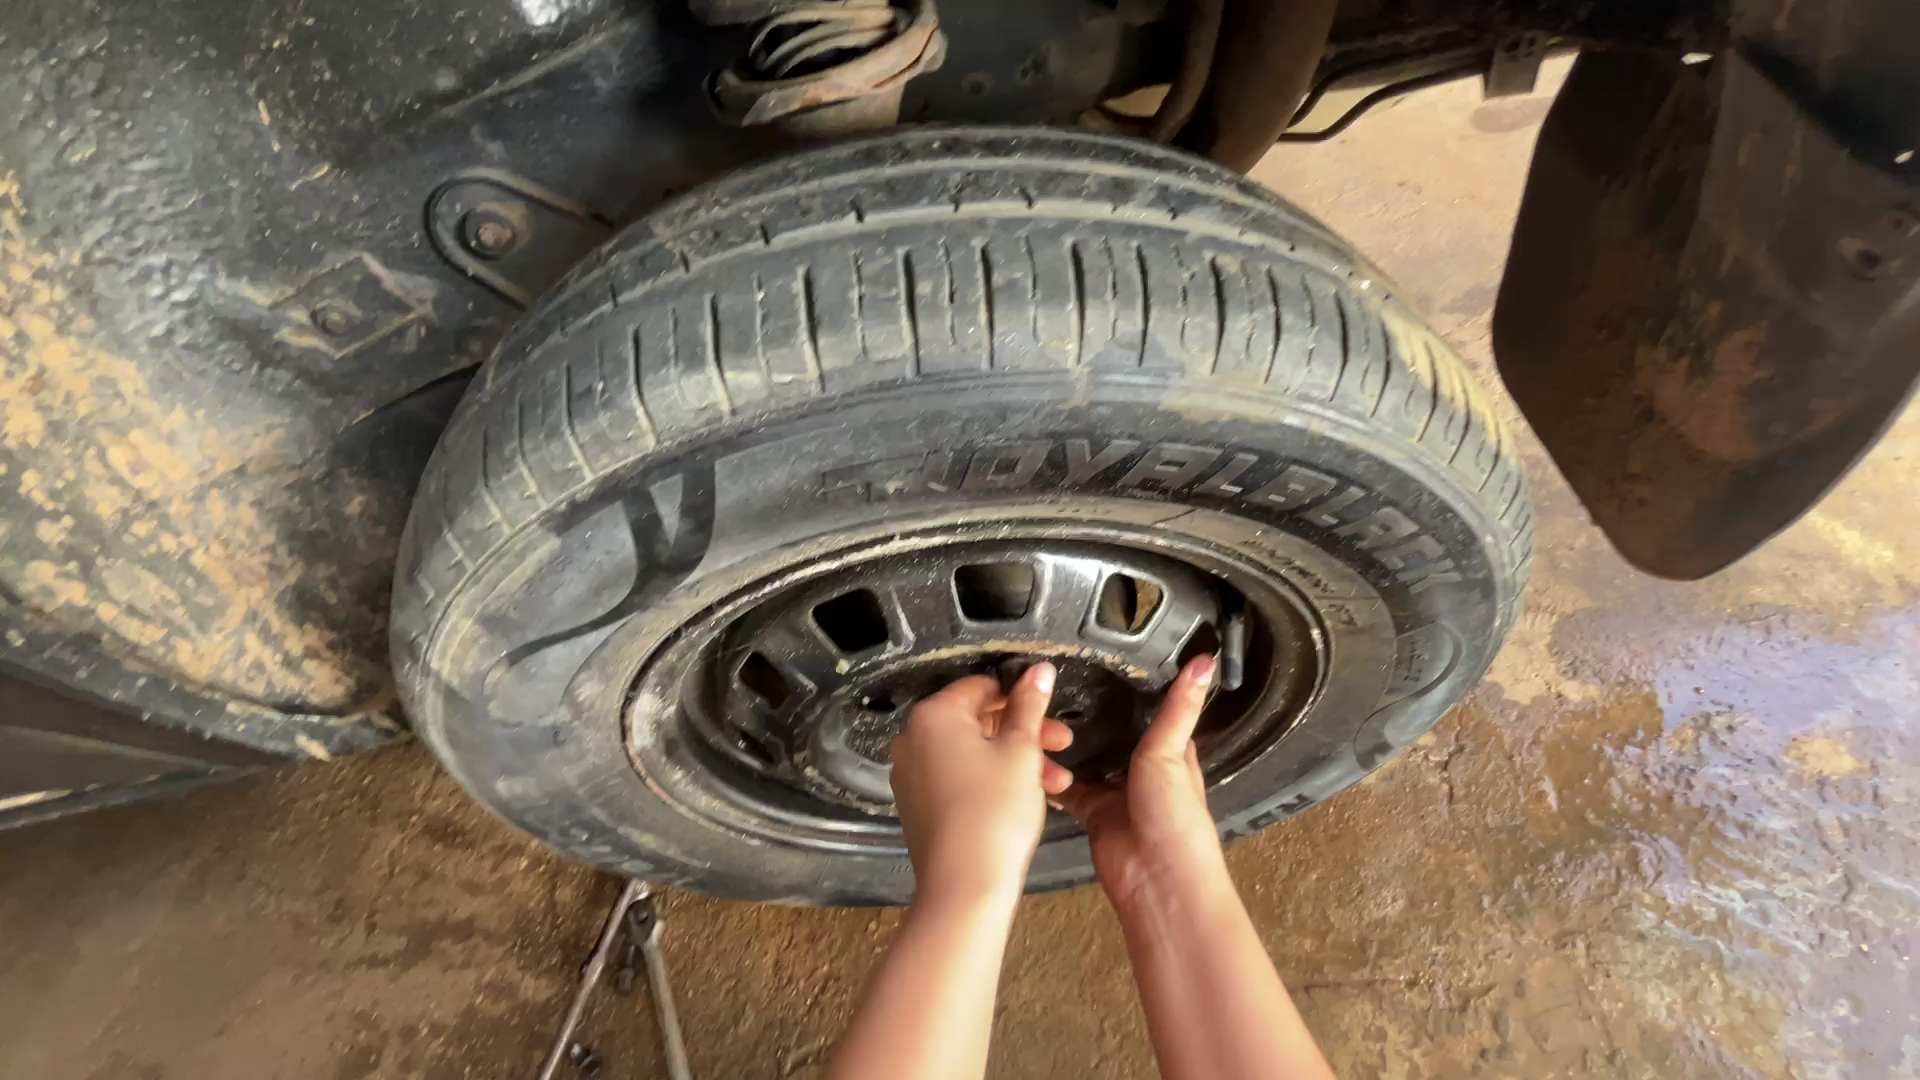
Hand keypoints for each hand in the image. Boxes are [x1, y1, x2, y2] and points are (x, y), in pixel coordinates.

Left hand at [888, 664, 1075, 904]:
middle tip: (1061, 742)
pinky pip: (959, 777)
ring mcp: (912, 773)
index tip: (1049, 711)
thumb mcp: (1021, 751)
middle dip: (1024, 732)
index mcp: (933, 715)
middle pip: (977, 720)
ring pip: (972, 751)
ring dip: (1016, 760)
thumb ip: (1030, 705)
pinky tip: (1029, 796)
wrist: (964, 887)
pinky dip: (992, 779)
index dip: (1020, 697)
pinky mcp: (919, 804)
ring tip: (1057, 780)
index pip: (982, 687)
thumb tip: (1039, 670)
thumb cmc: (993, 813)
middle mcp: (913, 739)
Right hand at [1057, 655, 1226, 909]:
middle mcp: (1140, 770)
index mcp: (1168, 752)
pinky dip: (1052, 776)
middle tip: (1060, 687)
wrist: (1155, 879)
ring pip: (1085, 758)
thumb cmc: (1178, 821)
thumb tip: (1205, 661)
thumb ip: (1179, 706)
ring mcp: (1114, 791)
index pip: (1150, 711)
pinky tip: (1034, 755)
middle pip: (1111, 734)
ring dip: (1068, 744)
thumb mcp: (1172, 750)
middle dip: (1091, 717)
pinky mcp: (1091, 811)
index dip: (1131, 690)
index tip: (1107, 662)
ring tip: (1042, 713)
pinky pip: (1065, 787)